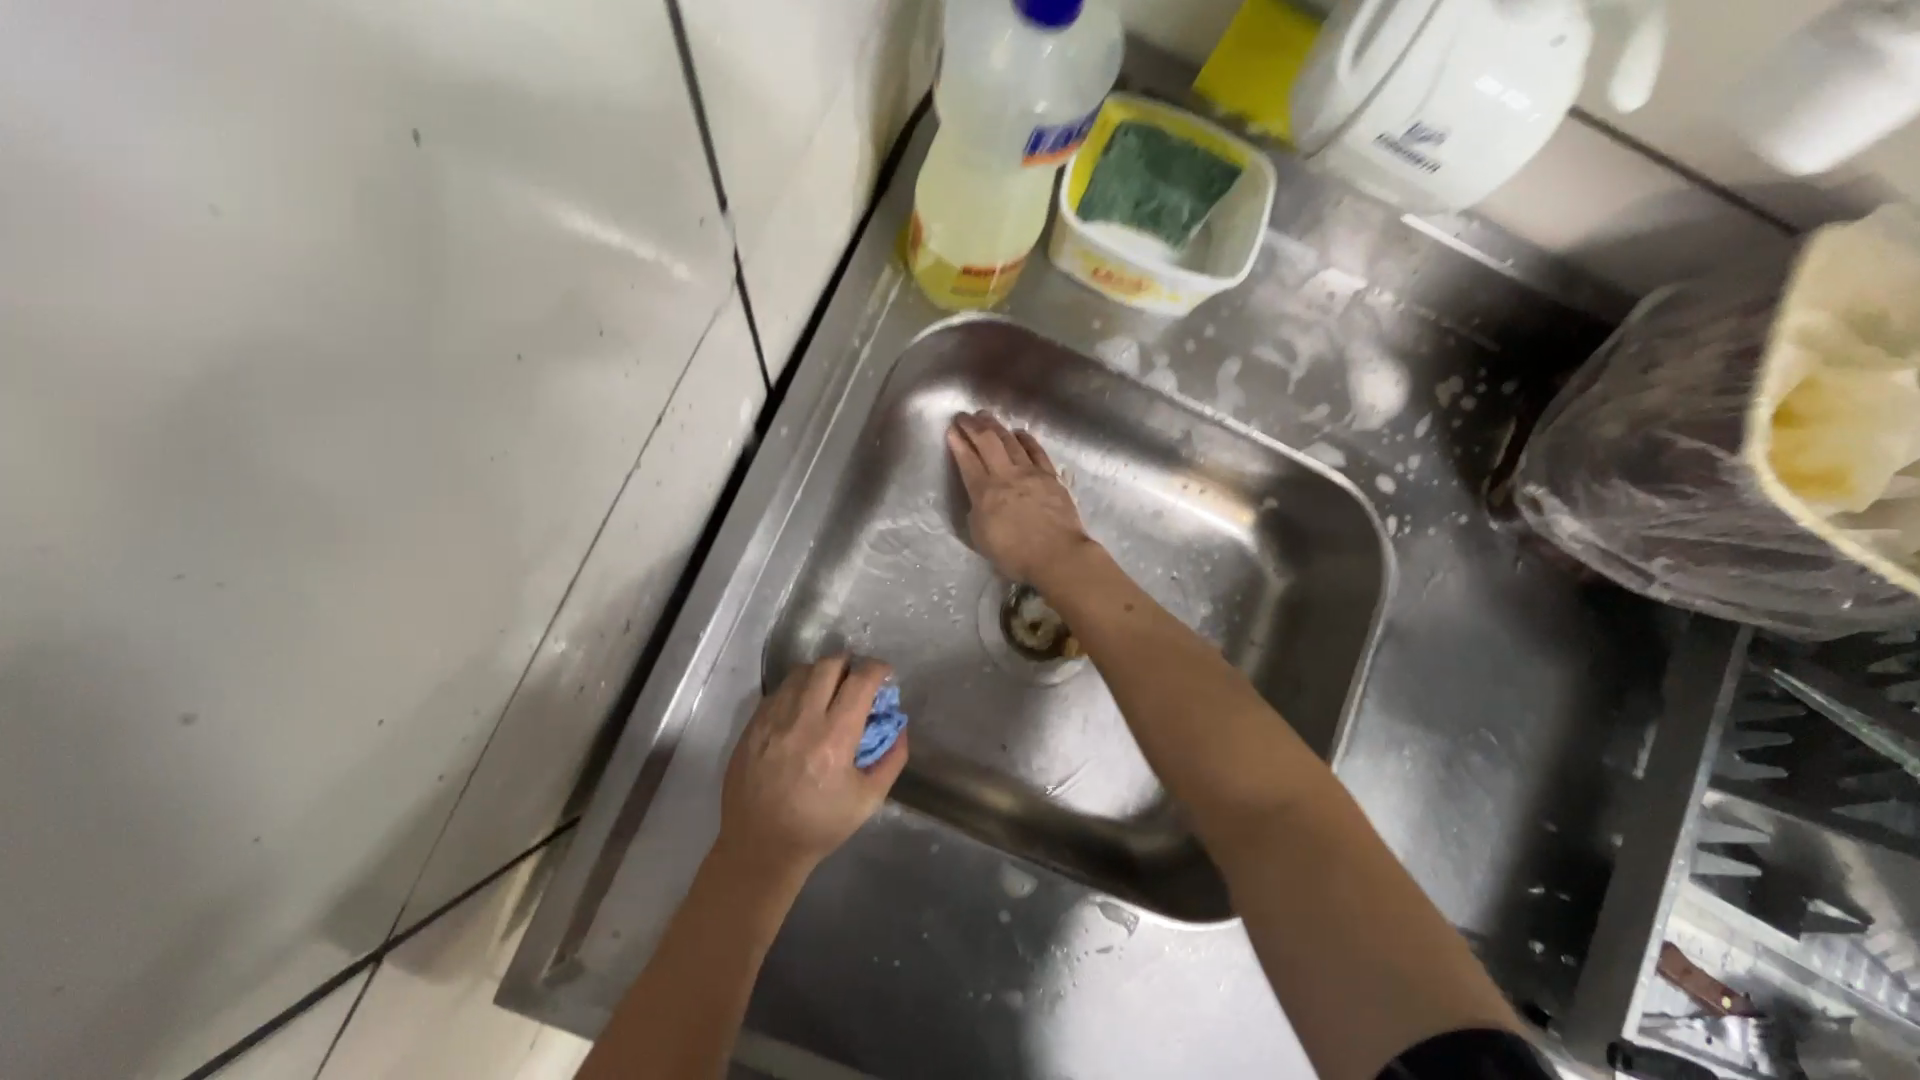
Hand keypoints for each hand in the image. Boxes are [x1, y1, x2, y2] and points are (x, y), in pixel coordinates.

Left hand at [718, 655, 907, 875]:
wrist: (761, 846)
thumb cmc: (819, 826)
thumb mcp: (869, 800)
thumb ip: (891, 758)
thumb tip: (899, 726)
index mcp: (834, 738)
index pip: (860, 680)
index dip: (878, 669)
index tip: (884, 675)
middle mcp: (801, 720)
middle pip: (829, 664)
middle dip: (850, 664)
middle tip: (858, 681)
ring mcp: (772, 720)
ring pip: (800, 672)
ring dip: (822, 674)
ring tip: (830, 692)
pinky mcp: (752, 726)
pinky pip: (779, 691)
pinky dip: (797, 691)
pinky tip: (803, 711)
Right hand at [947, 411, 1095, 586]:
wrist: (1057, 555)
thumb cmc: (1015, 555)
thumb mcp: (981, 537)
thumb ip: (976, 511)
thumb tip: (979, 497)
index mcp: (984, 492)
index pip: (967, 460)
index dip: (957, 443)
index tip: (951, 430)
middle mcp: (1006, 475)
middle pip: (987, 442)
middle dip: (973, 426)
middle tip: (963, 416)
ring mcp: (1030, 473)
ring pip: (1010, 441)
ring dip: (996, 426)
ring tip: (985, 416)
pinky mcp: (1050, 476)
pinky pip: (1036, 451)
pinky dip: (1025, 439)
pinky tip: (1018, 432)